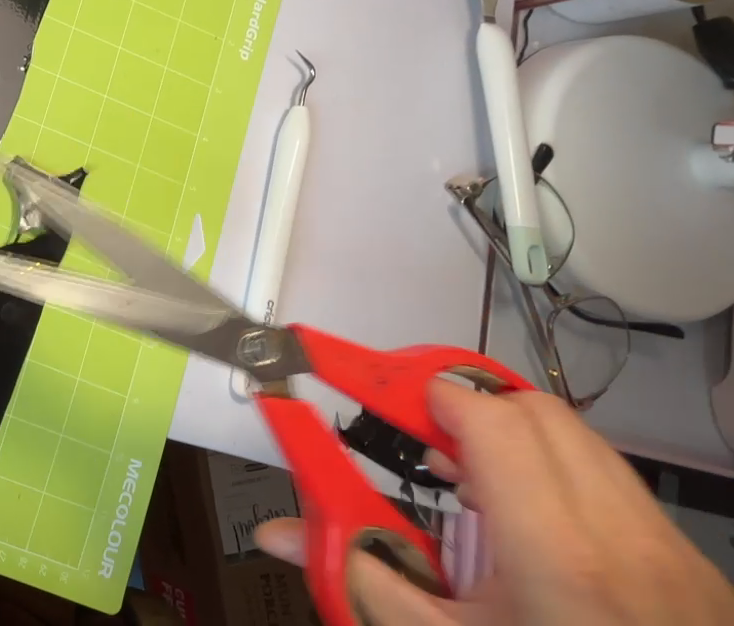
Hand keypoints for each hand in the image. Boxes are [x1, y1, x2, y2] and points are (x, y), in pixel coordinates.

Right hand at [256, 381, 733, 624]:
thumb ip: (359, 577)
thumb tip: (278, 534)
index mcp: (559, 558)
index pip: (493, 421)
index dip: (429, 395)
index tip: (382, 394)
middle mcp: (628, 541)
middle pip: (537, 413)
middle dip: (468, 408)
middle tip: (419, 436)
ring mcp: (673, 555)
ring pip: (582, 442)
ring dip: (513, 437)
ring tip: (467, 479)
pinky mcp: (695, 569)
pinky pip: (617, 484)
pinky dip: (559, 474)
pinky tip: (525, 520)